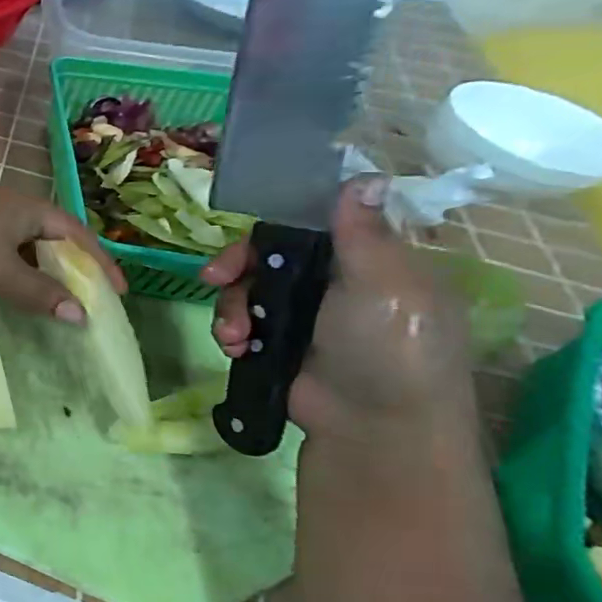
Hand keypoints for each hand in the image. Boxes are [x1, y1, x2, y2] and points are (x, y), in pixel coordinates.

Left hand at [0, 187, 125, 323]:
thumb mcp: (0, 275)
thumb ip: (41, 293)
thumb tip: (80, 314)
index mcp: (24, 205)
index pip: (75, 232)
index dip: (99, 261)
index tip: (117, 291)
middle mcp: (4, 200)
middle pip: (49, 232)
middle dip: (68, 263)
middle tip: (85, 292)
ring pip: (20, 239)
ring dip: (38, 265)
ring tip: (51, 293)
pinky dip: (11, 263)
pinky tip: (8, 282)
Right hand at [200, 176, 476, 445]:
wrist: (372, 426)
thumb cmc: (387, 347)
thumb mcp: (383, 283)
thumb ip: (362, 233)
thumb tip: (365, 176)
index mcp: (370, 263)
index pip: (311, 227)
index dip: (274, 227)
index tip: (248, 239)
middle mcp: (335, 285)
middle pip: (268, 258)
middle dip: (237, 268)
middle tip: (214, 280)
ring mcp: (303, 318)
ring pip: (247, 291)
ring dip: (231, 309)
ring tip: (235, 336)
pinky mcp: (277, 345)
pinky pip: (240, 324)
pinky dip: (231, 332)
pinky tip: (235, 347)